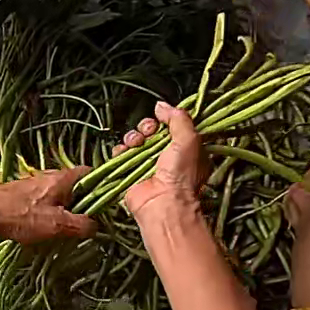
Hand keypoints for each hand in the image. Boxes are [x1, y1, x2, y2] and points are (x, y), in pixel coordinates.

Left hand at [0, 167, 98, 244]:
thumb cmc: (22, 216)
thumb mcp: (58, 225)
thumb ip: (82, 225)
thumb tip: (97, 226)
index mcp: (62, 178)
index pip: (91, 173)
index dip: (102, 185)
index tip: (108, 203)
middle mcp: (49, 175)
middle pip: (76, 185)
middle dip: (84, 201)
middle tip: (89, 221)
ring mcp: (33, 183)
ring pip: (59, 193)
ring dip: (66, 208)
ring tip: (68, 227)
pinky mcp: (21, 193)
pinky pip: (44, 199)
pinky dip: (50, 210)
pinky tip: (46, 226)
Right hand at [120, 101, 204, 220]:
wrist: (162, 204)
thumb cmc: (181, 175)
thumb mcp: (189, 139)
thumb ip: (178, 118)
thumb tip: (162, 105)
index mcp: (184, 148)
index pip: (170, 125)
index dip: (164, 119)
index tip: (162, 119)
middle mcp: (165, 156)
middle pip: (151, 130)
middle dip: (147, 126)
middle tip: (149, 132)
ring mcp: (146, 164)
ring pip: (135, 139)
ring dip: (133, 136)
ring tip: (136, 143)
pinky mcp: (129, 172)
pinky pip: (121, 154)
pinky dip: (120, 149)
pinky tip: (124, 150)